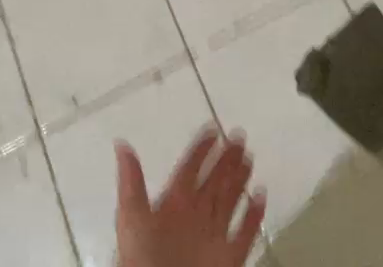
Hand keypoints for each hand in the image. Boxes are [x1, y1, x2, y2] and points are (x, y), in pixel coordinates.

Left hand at [116, 128, 266, 266]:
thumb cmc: (140, 259)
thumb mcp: (131, 216)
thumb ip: (131, 180)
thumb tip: (121, 144)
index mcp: (172, 204)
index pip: (189, 169)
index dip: (200, 150)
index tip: (212, 129)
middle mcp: (194, 216)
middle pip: (213, 181)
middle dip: (225, 159)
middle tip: (238, 135)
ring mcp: (212, 235)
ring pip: (229, 201)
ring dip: (239, 180)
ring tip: (249, 157)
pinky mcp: (229, 256)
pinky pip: (245, 233)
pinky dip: (254, 216)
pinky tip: (261, 196)